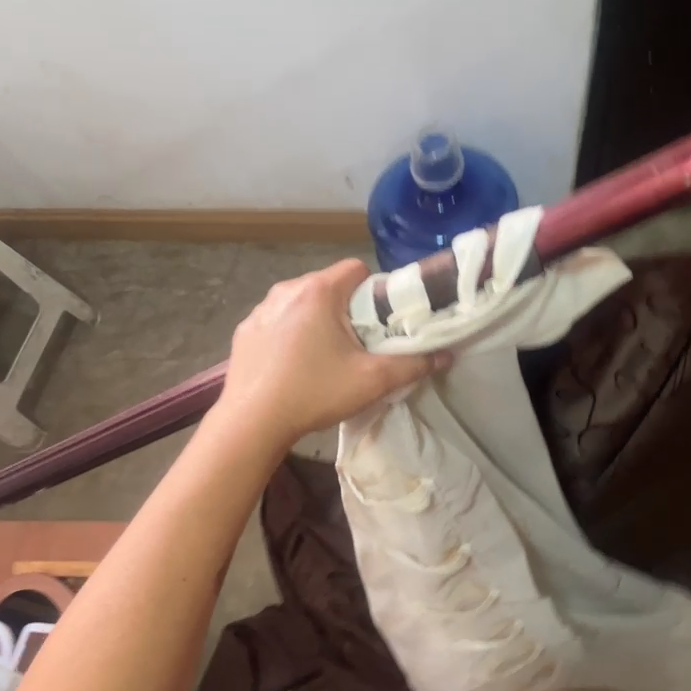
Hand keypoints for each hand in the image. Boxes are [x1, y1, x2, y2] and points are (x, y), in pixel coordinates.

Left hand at [216, 258, 447, 445]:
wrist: (253, 422)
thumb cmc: (315, 393)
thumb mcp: (372, 381)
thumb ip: (413, 365)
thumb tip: (446, 355)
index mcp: (318, 291)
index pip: (357, 269)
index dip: (375, 292)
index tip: (379, 323)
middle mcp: (286, 290)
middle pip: (329, 287)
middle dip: (346, 310)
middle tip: (357, 347)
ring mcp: (260, 310)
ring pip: (301, 304)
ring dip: (316, 322)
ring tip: (324, 359)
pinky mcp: (245, 332)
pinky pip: (276, 323)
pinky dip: (289, 337)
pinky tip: (292, 368)